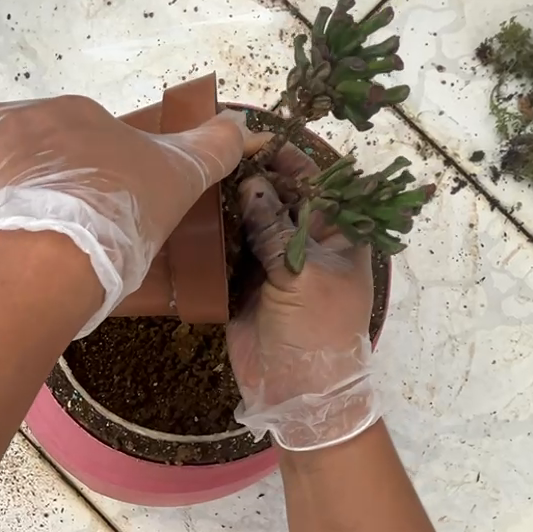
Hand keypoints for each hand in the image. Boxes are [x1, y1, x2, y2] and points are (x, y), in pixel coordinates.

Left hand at [0, 95, 244, 334]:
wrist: (49, 257)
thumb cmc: (117, 213)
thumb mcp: (176, 180)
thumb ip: (210, 151)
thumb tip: (242, 127)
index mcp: (75, 113)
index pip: (85, 137)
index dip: (98, 176)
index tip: (105, 212)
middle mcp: (23, 121)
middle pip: (40, 151)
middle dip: (54, 185)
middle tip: (71, 230)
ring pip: (3, 173)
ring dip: (19, 200)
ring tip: (39, 244)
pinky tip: (15, 251)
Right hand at [227, 141, 379, 450]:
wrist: (297, 393)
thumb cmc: (319, 331)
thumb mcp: (303, 274)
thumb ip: (274, 229)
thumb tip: (251, 184)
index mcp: (338, 235)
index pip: (319, 184)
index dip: (293, 160)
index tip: (259, 139)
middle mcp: (305, 244)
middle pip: (280, 200)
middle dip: (255, 179)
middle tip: (220, 156)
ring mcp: (272, 267)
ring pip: (250, 225)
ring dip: (230, 208)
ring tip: (202, 179)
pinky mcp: (243, 288)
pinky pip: (228, 256)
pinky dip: (214, 241)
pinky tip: (194, 218)